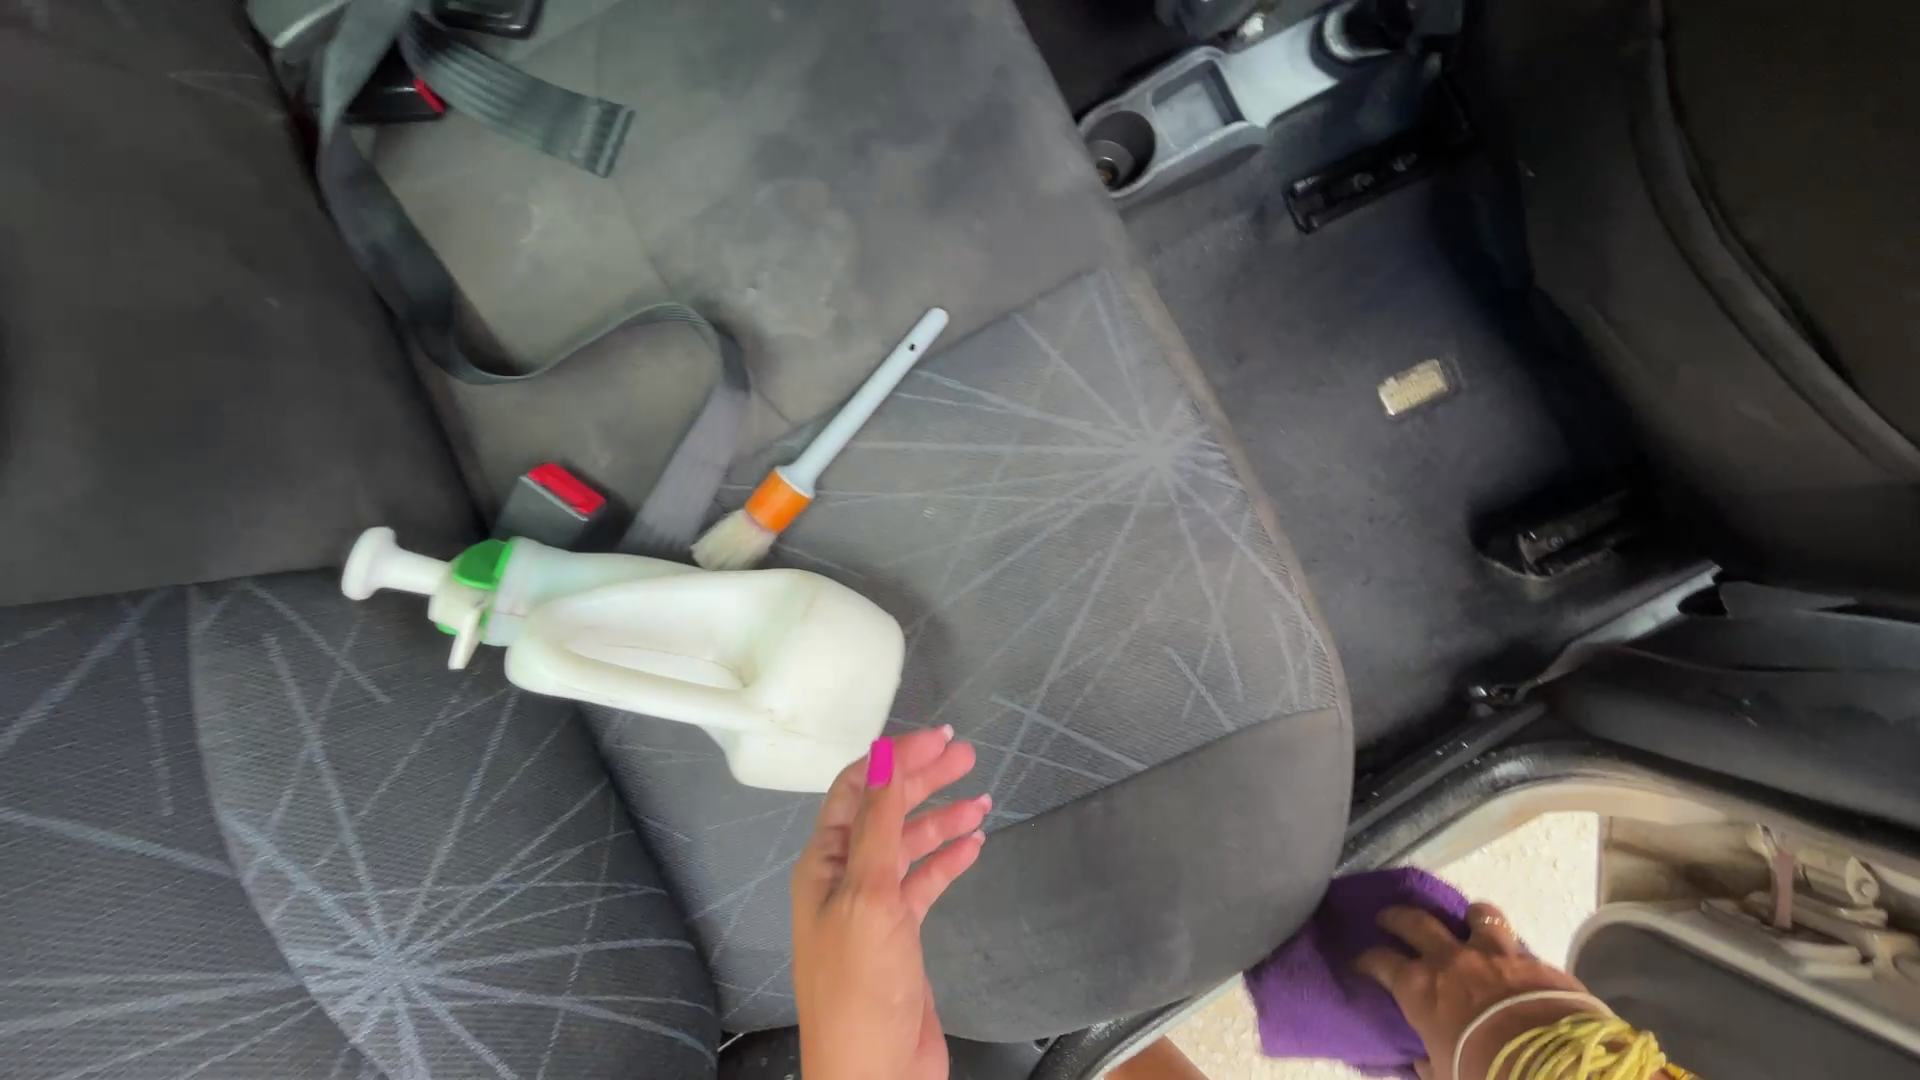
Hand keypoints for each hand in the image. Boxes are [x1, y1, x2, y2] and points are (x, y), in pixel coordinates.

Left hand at [792, 727, 990, 1079]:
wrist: (874, 1077)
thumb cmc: (860, 983)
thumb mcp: (868, 893)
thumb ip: (879, 822)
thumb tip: (884, 754)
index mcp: (826, 860)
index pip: (859, 787)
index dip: (894, 757)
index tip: (937, 739)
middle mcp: (847, 874)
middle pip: (887, 809)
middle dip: (924, 779)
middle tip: (967, 755)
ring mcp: (875, 903)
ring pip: (910, 843)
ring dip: (943, 818)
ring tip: (982, 797)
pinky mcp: (901, 930)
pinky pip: (926, 880)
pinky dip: (949, 859)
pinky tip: (974, 843)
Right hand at [1356, 903, 1592, 1079]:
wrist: (1561, 1074)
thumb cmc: (1487, 1078)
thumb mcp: (1447, 1079)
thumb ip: (1431, 1064)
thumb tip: (1422, 1061)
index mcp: (1419, 987)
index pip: (1378, 960)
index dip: (1367, 960)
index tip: (1362, 963)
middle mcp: (1450, 959)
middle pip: (1414, 920)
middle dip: (1397, 917)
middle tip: (1389, 919)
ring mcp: (1495, 956)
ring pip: (1477, 915)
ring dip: (1470, 918)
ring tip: (1470, 923)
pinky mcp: (1538, 965)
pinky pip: (1522, 947)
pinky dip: (1515, 954)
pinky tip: (1519, 965)